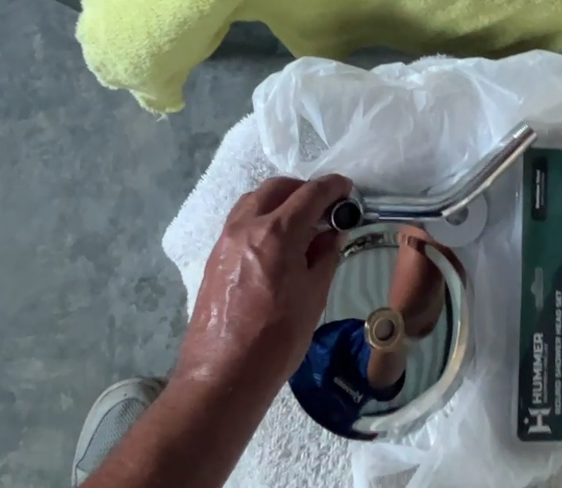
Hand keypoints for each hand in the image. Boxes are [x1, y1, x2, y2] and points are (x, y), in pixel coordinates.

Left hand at [174, 175, 353, 397]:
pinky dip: (261, 217)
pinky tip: (275, 241)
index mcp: (276, 232)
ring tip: (299, 221)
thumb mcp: (314, 296)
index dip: (333, 187)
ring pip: (254, 200)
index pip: (310, 194)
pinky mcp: (214, 256)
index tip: (347, 189)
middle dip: (303, 189)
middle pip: (277, 188)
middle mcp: (247, 226)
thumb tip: (331, 233)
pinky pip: (240, 220)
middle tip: (324, 206)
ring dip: (279, 200)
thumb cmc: (276, 339)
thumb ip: (325, 255)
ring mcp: (226, 240)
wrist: (223, 376)